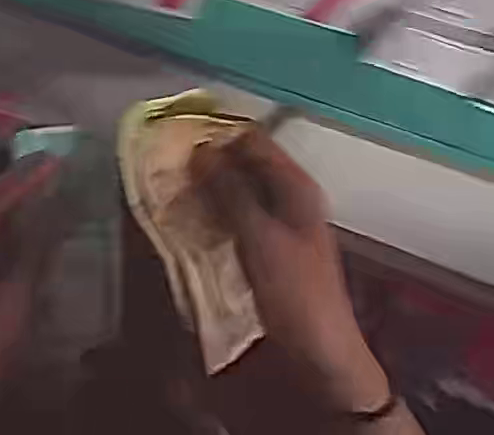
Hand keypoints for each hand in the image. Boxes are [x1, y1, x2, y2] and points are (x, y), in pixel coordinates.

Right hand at [191, 130, 388, 414]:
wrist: (323, 359)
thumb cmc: (295, 293)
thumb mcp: (259, 238)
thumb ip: (229, 191)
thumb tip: (199, 150)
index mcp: (295, 183)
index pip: (252, 139)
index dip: (218, 135)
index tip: (180, 140)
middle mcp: (289, 193)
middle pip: (244, 162)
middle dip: (210, 162)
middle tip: (170, 167)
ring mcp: (281, 219)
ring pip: (239, 187)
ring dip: (209, 187)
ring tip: (174, 190)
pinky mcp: (269, 243)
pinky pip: (238, 212)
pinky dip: (216, 210)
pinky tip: (192, 218)